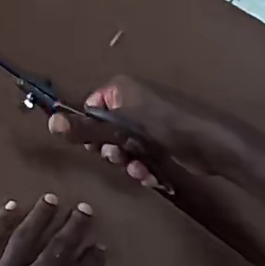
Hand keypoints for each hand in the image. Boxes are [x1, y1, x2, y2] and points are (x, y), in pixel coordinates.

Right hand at [47, 76, 244, 189]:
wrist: (214, 144)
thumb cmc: (166, 125)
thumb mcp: (121, 127)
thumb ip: (86, 128)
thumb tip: (51, 122)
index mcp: (120, 89)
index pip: (90, 107)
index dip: (88, 129)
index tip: (92, 145)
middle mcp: (132, 100)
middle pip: (105, 129)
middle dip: (109, 149)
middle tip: (117, 157)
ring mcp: (148, 121)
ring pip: (122, 145)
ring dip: (126, 161)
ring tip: (136, 169)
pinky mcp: (161, 140)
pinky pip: (140, 154)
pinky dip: (141, 166)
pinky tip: (149, 176)